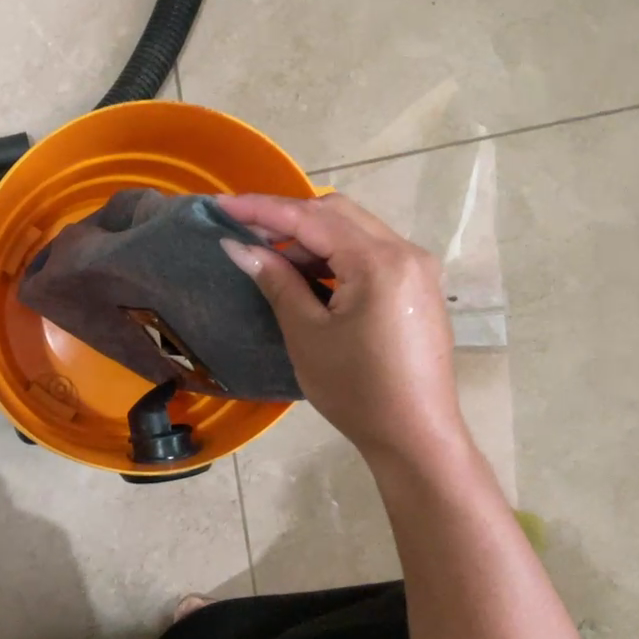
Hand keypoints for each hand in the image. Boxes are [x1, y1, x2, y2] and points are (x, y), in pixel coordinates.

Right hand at [216, 193, 466, 467]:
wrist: (414, 432)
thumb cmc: (355, 388)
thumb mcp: (307, 334)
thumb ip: (277, 282)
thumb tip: (240, 248)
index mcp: (379, 261)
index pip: (312, 219)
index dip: (263, 210)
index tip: (222, 205)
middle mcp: (405, 252)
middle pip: (338, 214)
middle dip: (287, 216)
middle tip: (242, 230)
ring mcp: (416, 269)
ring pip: (355, 231)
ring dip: (310, 236)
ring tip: (267, 253)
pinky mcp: (416, 288)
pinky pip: (369, 254)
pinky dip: (333, 255)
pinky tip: (306, 275)